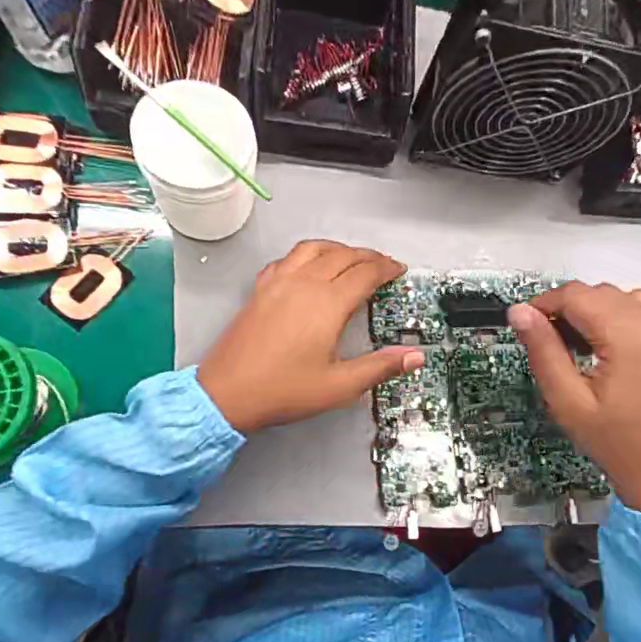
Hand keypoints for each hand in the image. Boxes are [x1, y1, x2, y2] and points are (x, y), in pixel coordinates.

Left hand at [198, 240, 424, 432]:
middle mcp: (302, 285)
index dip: (386, 268)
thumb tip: (413, 357)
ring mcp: (277, 284)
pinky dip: (304, 256)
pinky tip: (306, 267)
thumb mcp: (339, 386)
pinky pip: (285, 260)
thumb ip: (379, 367)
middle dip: (367, 256)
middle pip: (342, 255)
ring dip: (337, 248)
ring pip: (312, 249)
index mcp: (326, 304)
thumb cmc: (280, 390)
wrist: (227, 392)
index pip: (365, 273)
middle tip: (382, 264)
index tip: (397, 270)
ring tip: (350, 257)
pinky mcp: (259, 291)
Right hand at [507, 282, 640, 514]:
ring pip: (634, 297)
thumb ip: (543, 350)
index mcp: (631, 341)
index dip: (547, 303)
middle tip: (554, 338)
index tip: (530, 320)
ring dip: (606, 310)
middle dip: (573, 308)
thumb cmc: (612, 441)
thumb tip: (520, 312)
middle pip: (605, 292)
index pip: (579, 296)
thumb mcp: (566, 399)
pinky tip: (634, 334)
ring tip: (590, 342)